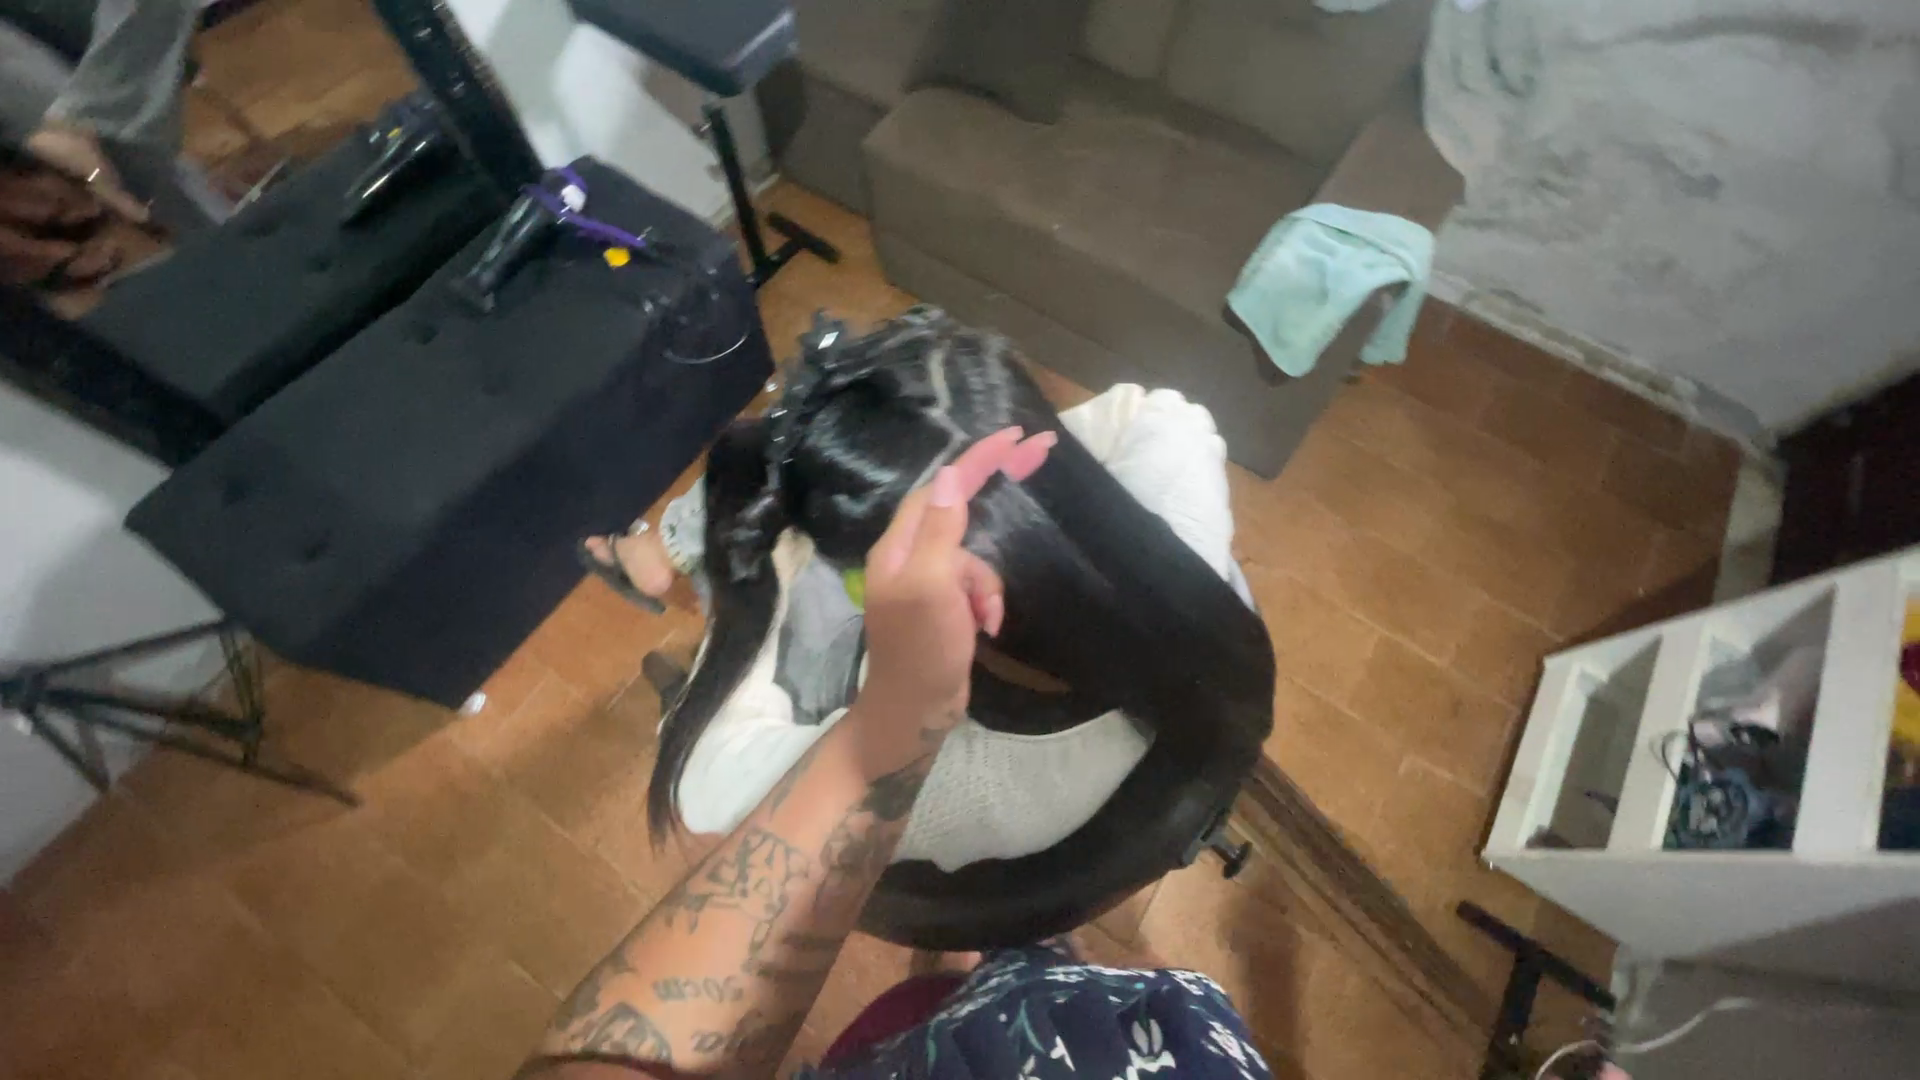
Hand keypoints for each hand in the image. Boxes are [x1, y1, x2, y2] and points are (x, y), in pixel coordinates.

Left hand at [855, 426, 1054, 732]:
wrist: (915, 711)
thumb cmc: (921, 651)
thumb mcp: (930, 587)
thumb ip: (941, 530)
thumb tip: (953, 475)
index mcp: (899, 545)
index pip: (942, 486)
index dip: (978, 459)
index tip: (1015, 436)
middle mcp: (910, 555)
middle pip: (958, 507)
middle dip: (995, 489)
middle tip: (1040, 453)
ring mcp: (928, 581)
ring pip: (975, 556)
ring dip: (987, 585)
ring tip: (983, 616)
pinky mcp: (945, 604)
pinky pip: (976, 586)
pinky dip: (986, 603)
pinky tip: (985, 628)